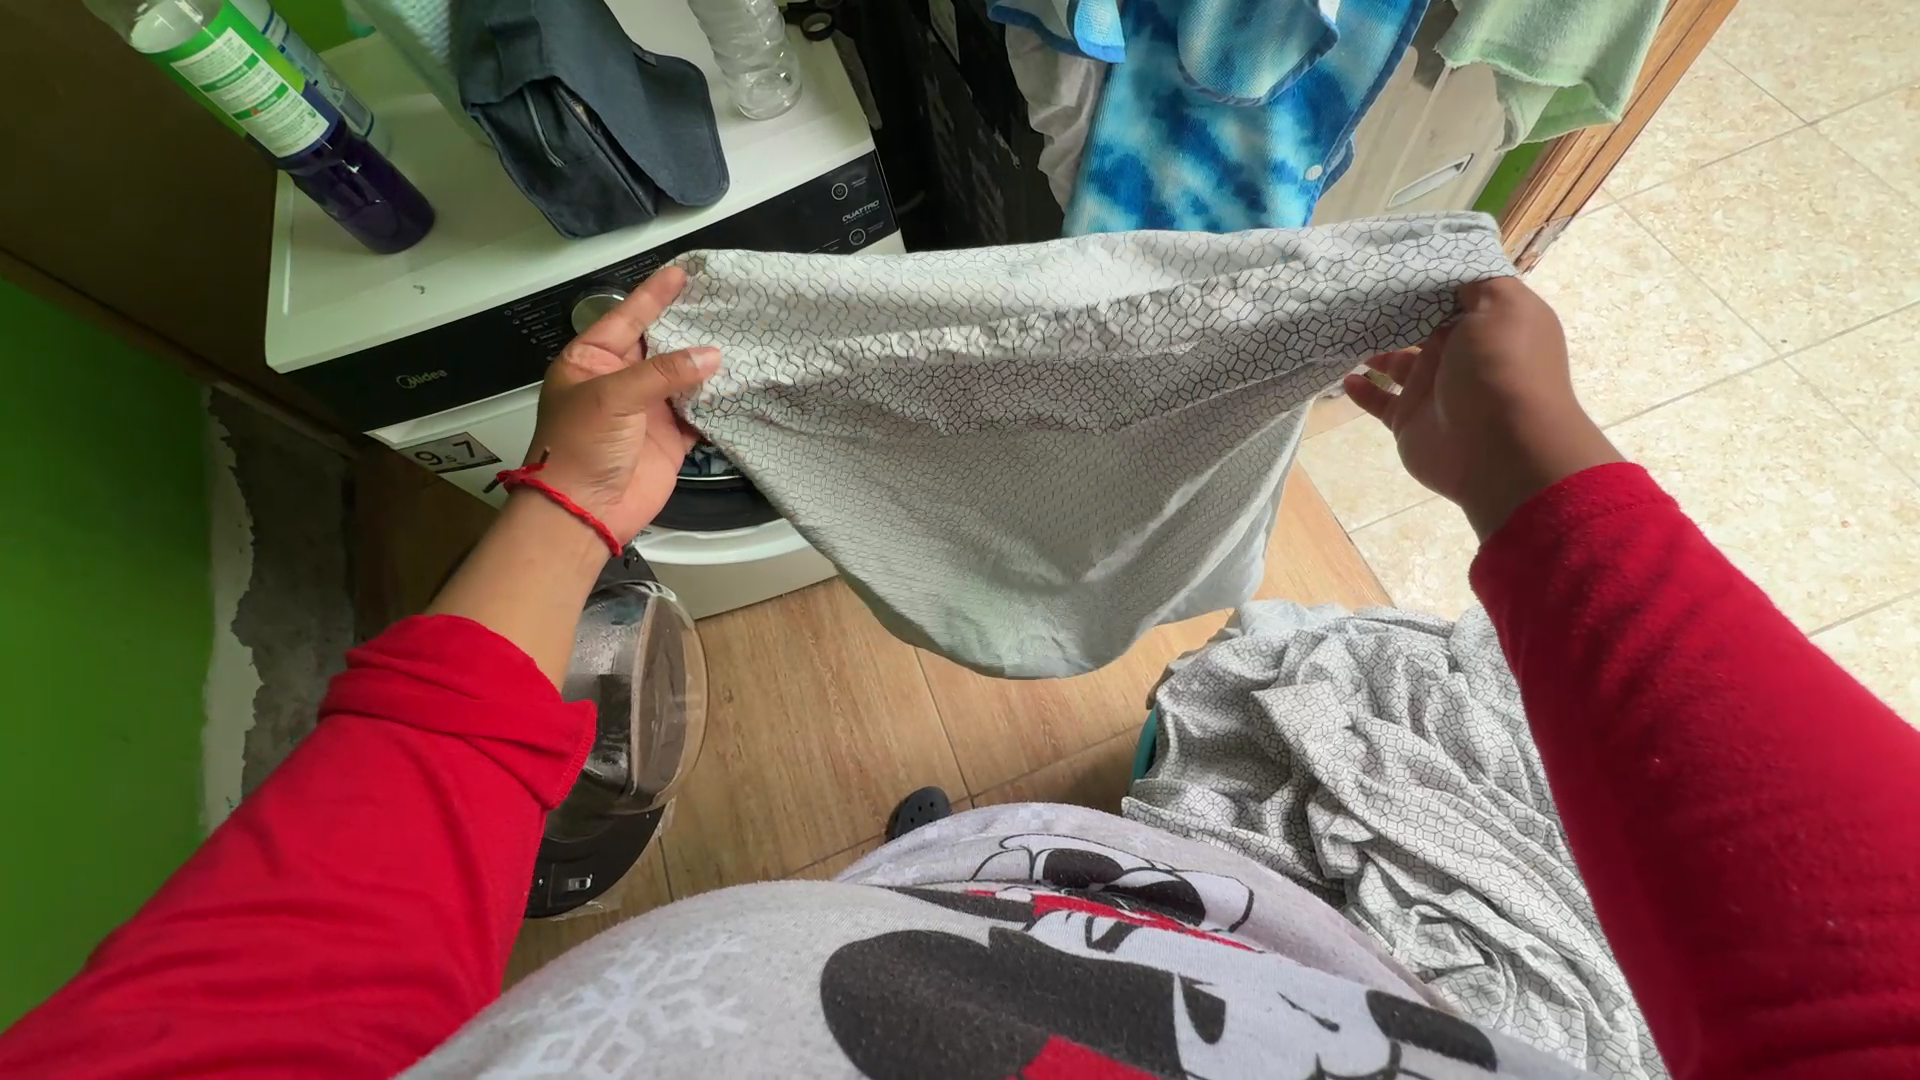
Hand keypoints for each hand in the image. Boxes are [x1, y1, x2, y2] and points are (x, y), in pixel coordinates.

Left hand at [521, 266, 720, 543]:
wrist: (586, 510)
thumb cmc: (579, 449)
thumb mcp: (613, 397)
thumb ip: (663, 374)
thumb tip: (711, 357)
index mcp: (592, 362)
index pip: (627, 318)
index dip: (654, 296)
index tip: (681, 274)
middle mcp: (621, 381)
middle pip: (661, 346)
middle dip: (688, 328)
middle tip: (720, 304)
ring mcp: (648, 410)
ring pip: (684, 378)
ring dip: (708, 364)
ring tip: (738, 338)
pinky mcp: (670, 437)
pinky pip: (699, 413)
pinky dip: (718, 402)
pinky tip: (738, 385)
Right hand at [1343, 276, 1621, 538]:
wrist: (1498, 447)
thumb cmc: (1501, 368)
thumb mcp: (1501, 306)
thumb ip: (1474, 283)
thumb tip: (1449, 274)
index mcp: (1488, 324)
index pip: (1453, 295)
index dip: (1424, 282)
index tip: (1389, 268)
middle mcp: (1462, 354)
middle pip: (1420, 328)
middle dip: (1392, 314)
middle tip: (1355, 298)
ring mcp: (1433, 389)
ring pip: (1396, 363)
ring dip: (1372, 350)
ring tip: (1343, 334)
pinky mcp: (1408, 419)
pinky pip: (1379, 400)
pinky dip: (1360, 390)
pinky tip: (1344, 378)